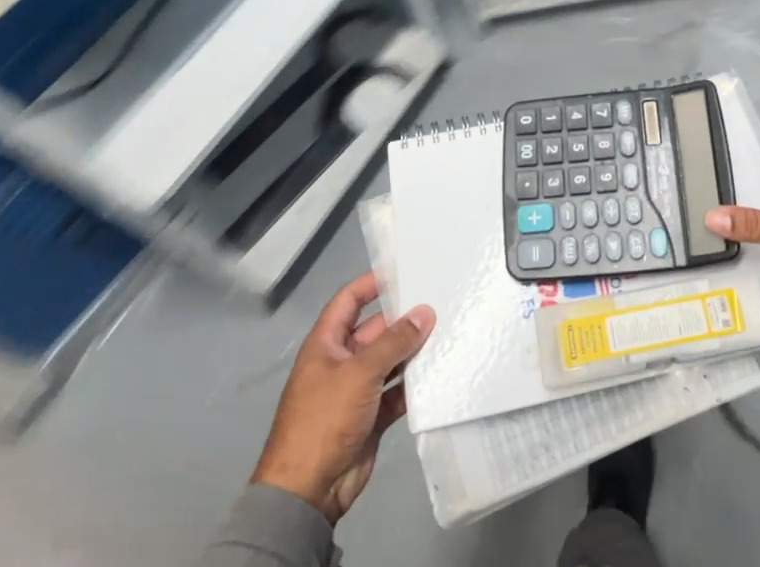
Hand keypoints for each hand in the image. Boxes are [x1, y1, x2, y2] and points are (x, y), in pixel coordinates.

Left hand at [250, 271, 435, 523]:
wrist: (309, 487)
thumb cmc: (324, 419)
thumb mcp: (358, 373)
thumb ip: (394, 342)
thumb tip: (425, 313)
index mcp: (326, 345)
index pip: (348, 302)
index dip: (371, 284)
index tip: (404, 272)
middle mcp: (341, 362)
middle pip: (376, 331)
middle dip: (404, 320)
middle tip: (442, 304)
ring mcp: (357, 390)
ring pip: (390, 361)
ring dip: (414, 352)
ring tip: (450, 333)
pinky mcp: (372, 415)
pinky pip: (398, 391)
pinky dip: (416, 384)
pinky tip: (442, 373)